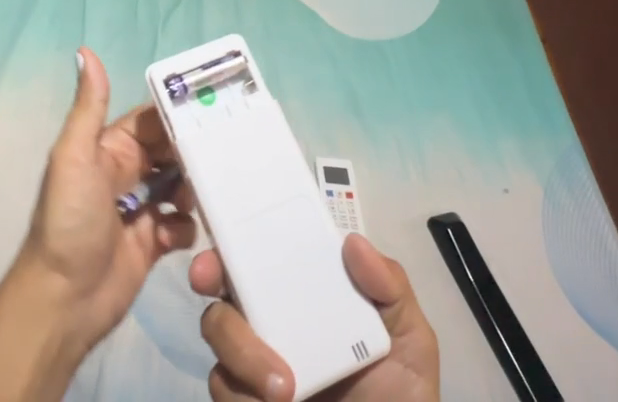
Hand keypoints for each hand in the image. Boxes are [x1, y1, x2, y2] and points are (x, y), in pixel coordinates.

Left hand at [0, 48, 195, 401]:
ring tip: (193, 199)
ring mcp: (139, 208)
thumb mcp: (74, 157)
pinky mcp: (151, 242)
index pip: (150, 120)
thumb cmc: (68, 221)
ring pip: (180, 186)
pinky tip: (174, 235)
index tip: (211, 110)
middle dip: (191, 154)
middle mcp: (124, 173)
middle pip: (169, 151)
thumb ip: (88, 107)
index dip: (176, 115)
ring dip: (192, 190)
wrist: (65, 298)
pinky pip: (180, 224)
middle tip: (217, 159)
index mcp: (107, 148)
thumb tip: (85, 49)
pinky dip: (184, 227)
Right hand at [191, 234, 440, 401]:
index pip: (263, 254)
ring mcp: (253, 362)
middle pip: (225, 282)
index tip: (225, 232)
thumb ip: (390, 289)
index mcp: (305, 295)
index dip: (237, 236)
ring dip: (241, 351)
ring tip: (285, 388)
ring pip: (217, 332)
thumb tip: (351, 241)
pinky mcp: (244, 397)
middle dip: (208, 273)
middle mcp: (271, 321)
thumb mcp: (409, 339)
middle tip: (208, 278)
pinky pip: (223, 385)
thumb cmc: (400, 395)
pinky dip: (243, 392)